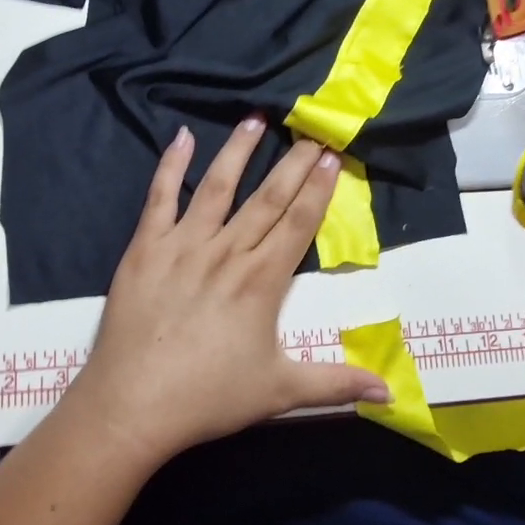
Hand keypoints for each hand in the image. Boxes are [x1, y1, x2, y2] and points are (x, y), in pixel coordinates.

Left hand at [69, 117, 389, 464]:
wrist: (133, 405)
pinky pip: (159, 198)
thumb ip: (337, 383)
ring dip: (239, 151)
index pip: (298, 223)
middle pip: (267, 198)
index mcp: (262, 281)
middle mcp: (227, 252)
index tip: (332, 156)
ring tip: (256, 119)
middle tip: (310, 129)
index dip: (318, 189)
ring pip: (216, 186)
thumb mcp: (280, 392)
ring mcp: (183, 245)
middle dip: (293, 162)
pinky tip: (182, 138)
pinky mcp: (145, 248)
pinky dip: (171, 166)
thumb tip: (391, 392)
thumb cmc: (209, 397)